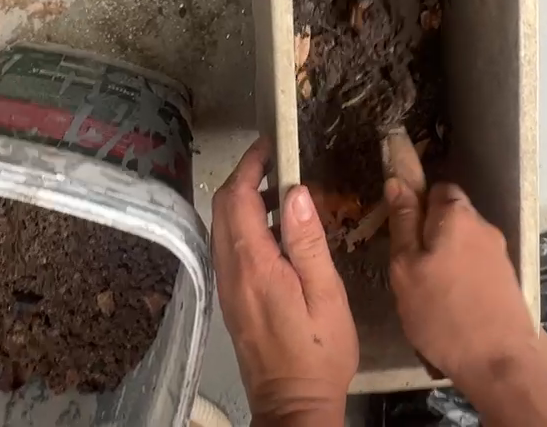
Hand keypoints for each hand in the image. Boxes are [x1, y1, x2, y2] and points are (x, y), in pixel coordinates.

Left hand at [212, 137, 357, 425]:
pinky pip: (228, 245)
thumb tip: (296, 193)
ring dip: (243, 198)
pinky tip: (274, 228)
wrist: (294, 409)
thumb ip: (308, 242)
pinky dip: (243, 222)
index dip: (250, 164)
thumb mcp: (326, 296)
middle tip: (276, 161)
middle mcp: (230, 270)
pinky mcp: (230, 297)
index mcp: (253, 265)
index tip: (270, 145)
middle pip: (221, 205)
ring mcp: (226, 285)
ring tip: (282, 191)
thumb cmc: (318, 353)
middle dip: (244, 176)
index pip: (237, 197)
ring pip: (221, 224)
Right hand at [386, 178, 546, 425]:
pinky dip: (464, 280)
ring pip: (463, 244)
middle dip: (431, 235)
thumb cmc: (442, 312)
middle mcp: (483, 226)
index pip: (436, 188)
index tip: (404, 234)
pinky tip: (453, 309)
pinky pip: (477, 267)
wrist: (500, 365)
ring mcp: (500, 254)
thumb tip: (397, 181)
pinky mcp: (508, 280)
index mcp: (457, 214)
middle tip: (413, 269)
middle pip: (451, 217)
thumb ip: (402, 221)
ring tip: (431, 295)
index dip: (417, 206)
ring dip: (448, 259)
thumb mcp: (406, 266)